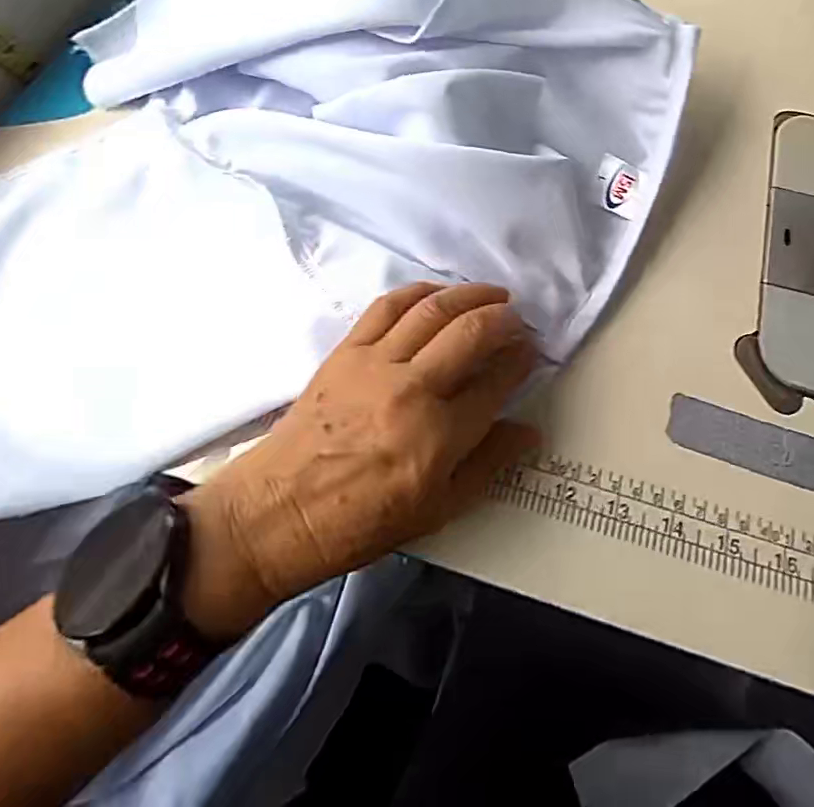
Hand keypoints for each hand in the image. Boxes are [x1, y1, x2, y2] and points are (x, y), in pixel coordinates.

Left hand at [178, 282, 540, 640]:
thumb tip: (527, 431)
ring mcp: (375, 365)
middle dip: (504, 320)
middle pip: (471, 333)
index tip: (530, 351)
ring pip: (432, 311)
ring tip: (491, 295)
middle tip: (517, 320)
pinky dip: (416, 293)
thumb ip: (487, 465)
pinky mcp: (345, 352)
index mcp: (440, 436)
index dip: (521, 360)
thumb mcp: (438, 510)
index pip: (496, 382)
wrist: (282, 509)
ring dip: (469, 295)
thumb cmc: (361, 521)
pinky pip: (385, 308)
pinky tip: (435, 294)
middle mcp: (412, 390)